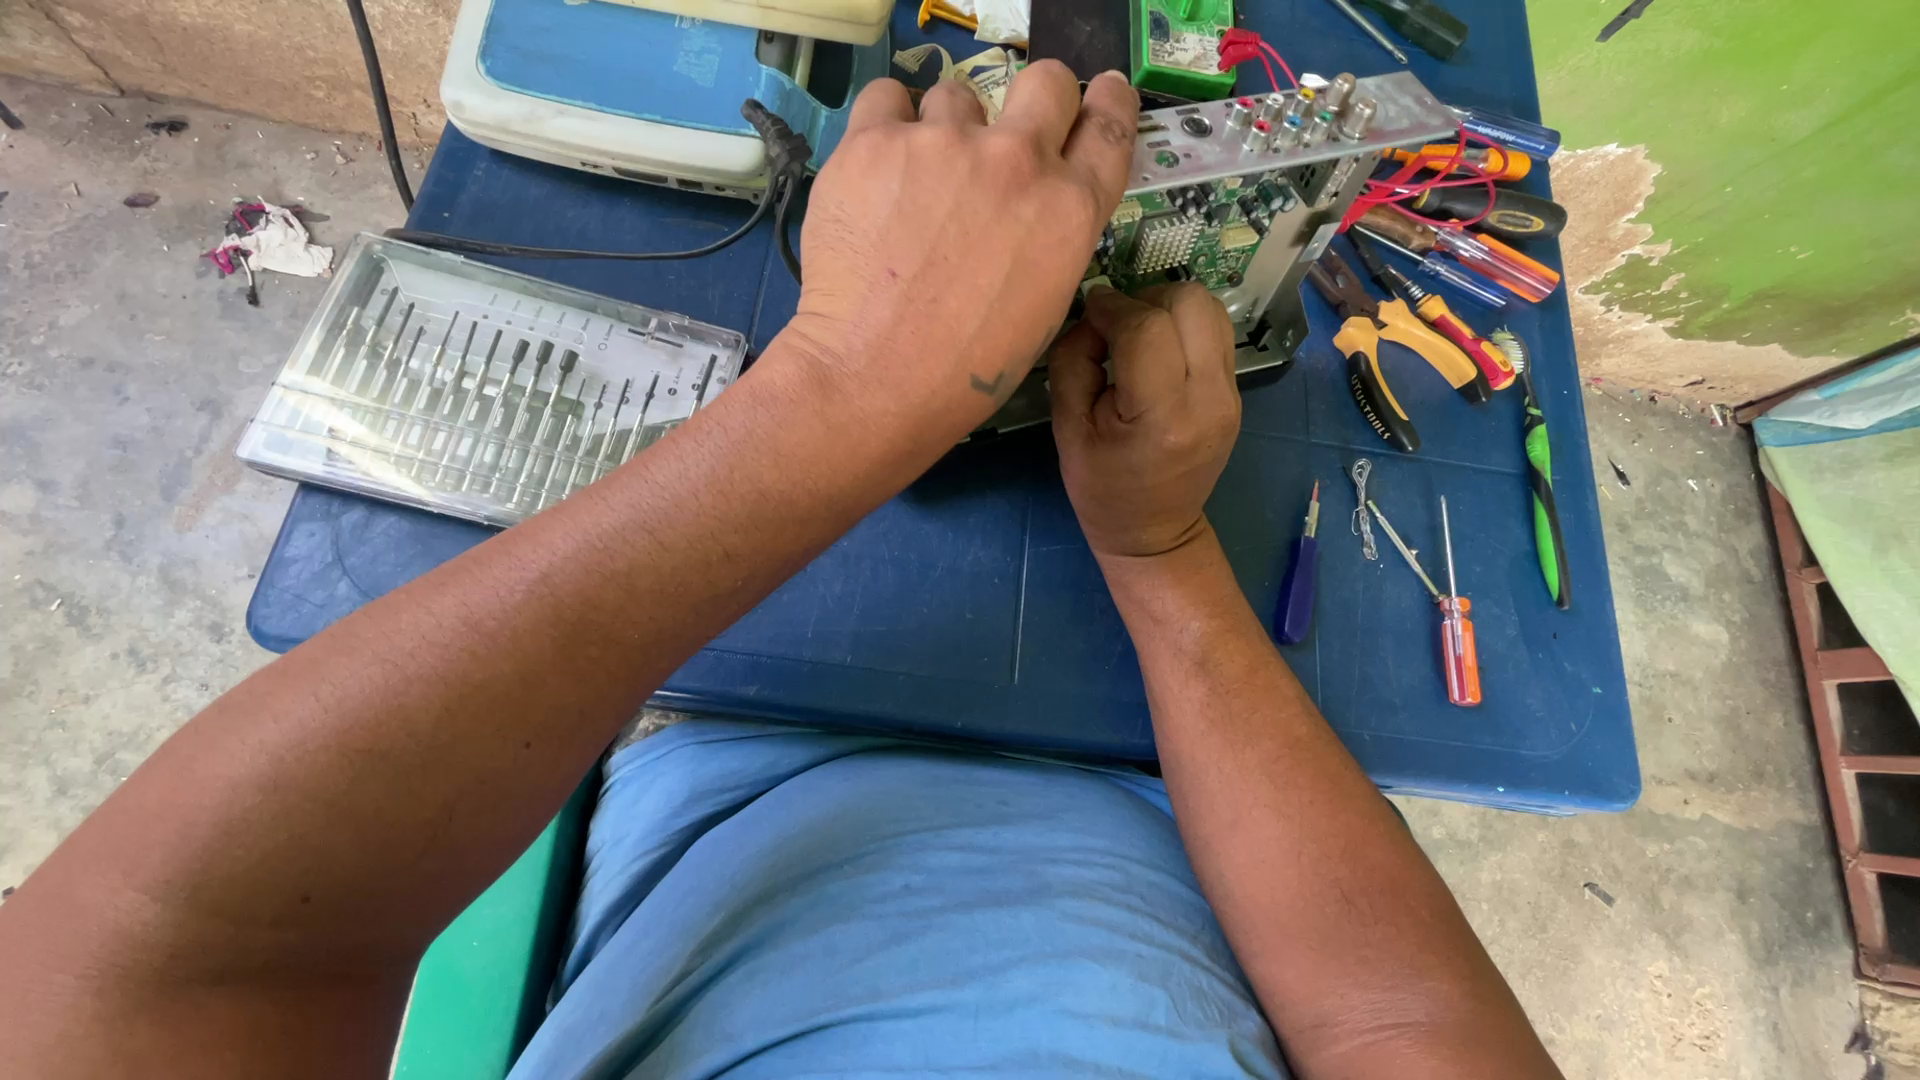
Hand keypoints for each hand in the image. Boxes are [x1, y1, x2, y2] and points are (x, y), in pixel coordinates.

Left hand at [780, 63, 1137, 443]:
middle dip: (1035, 101)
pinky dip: (888, 127)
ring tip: (917, 191)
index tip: (1099, 95)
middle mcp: (1017, 163)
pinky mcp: (877, 142)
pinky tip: (879, 173)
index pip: (1108, 128)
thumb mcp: (1039, 309)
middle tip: (1004, 138)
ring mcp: (946, 144)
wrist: (872, 378)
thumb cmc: (963, 371)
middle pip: (1046, 82)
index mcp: (1068, 212)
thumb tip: (1030, 206)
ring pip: (957, 99)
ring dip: (947, 132)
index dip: (1107, 105)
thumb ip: (1049, 239)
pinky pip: (889, 100)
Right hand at [1049, 284, 1240, 558]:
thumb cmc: (1101, 488)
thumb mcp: (1067, 430)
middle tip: (1116, 325)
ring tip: (1138, 335)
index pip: (1145, 328)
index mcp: (1162, 417)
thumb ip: (1074, 363)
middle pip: (1189, 302)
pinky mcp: (1235, 394)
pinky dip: (1184, 327)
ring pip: (1209, 309)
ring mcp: (1230, 396)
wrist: (1153, 531)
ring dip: (1168, 308)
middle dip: (1145, 299)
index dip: (1111, 307)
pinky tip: (1158, 352)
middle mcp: (1208, 399)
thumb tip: (1092, 317)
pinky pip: (1215, 333)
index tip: (1089, 309)